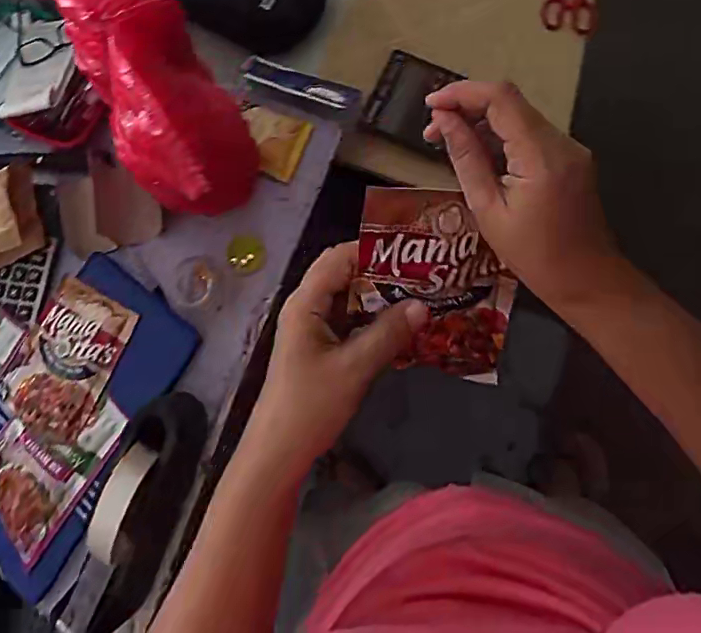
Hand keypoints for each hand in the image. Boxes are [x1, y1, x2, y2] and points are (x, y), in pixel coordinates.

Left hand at [241, 243, 426, 480]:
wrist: (278, 450)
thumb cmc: (310, 405)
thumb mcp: (354, 368)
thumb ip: (388, 334)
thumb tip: (422, 304)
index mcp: (306, 302)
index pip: (338, 257)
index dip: (373, 250)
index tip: (411, 253)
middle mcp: (305, 305)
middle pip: (343, 274)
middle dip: (380, 272)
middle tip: (422, 276)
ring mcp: (310, 325)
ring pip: (346, 297)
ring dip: (377, 296)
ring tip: (418, 296)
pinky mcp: (317, 345)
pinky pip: (346, 319)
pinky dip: (369, 318)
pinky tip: (398, 327)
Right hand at [423, 81, 636, 307]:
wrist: (589, 282)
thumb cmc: (534, 256)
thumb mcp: (487, 209)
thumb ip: (466, 158)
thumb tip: (443, 121)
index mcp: (542, 157)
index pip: (501, 99)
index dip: (461, 93)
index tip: (431, 105)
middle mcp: (561, 143)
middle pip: (508, 101)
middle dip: (465, 106)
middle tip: (432, 131)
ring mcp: (569, 148)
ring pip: (517, 114)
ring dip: (479, 119)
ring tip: (447, 141)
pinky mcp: (568, 157)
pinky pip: (527, 132)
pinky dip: (497, 134)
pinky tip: (476, 152)